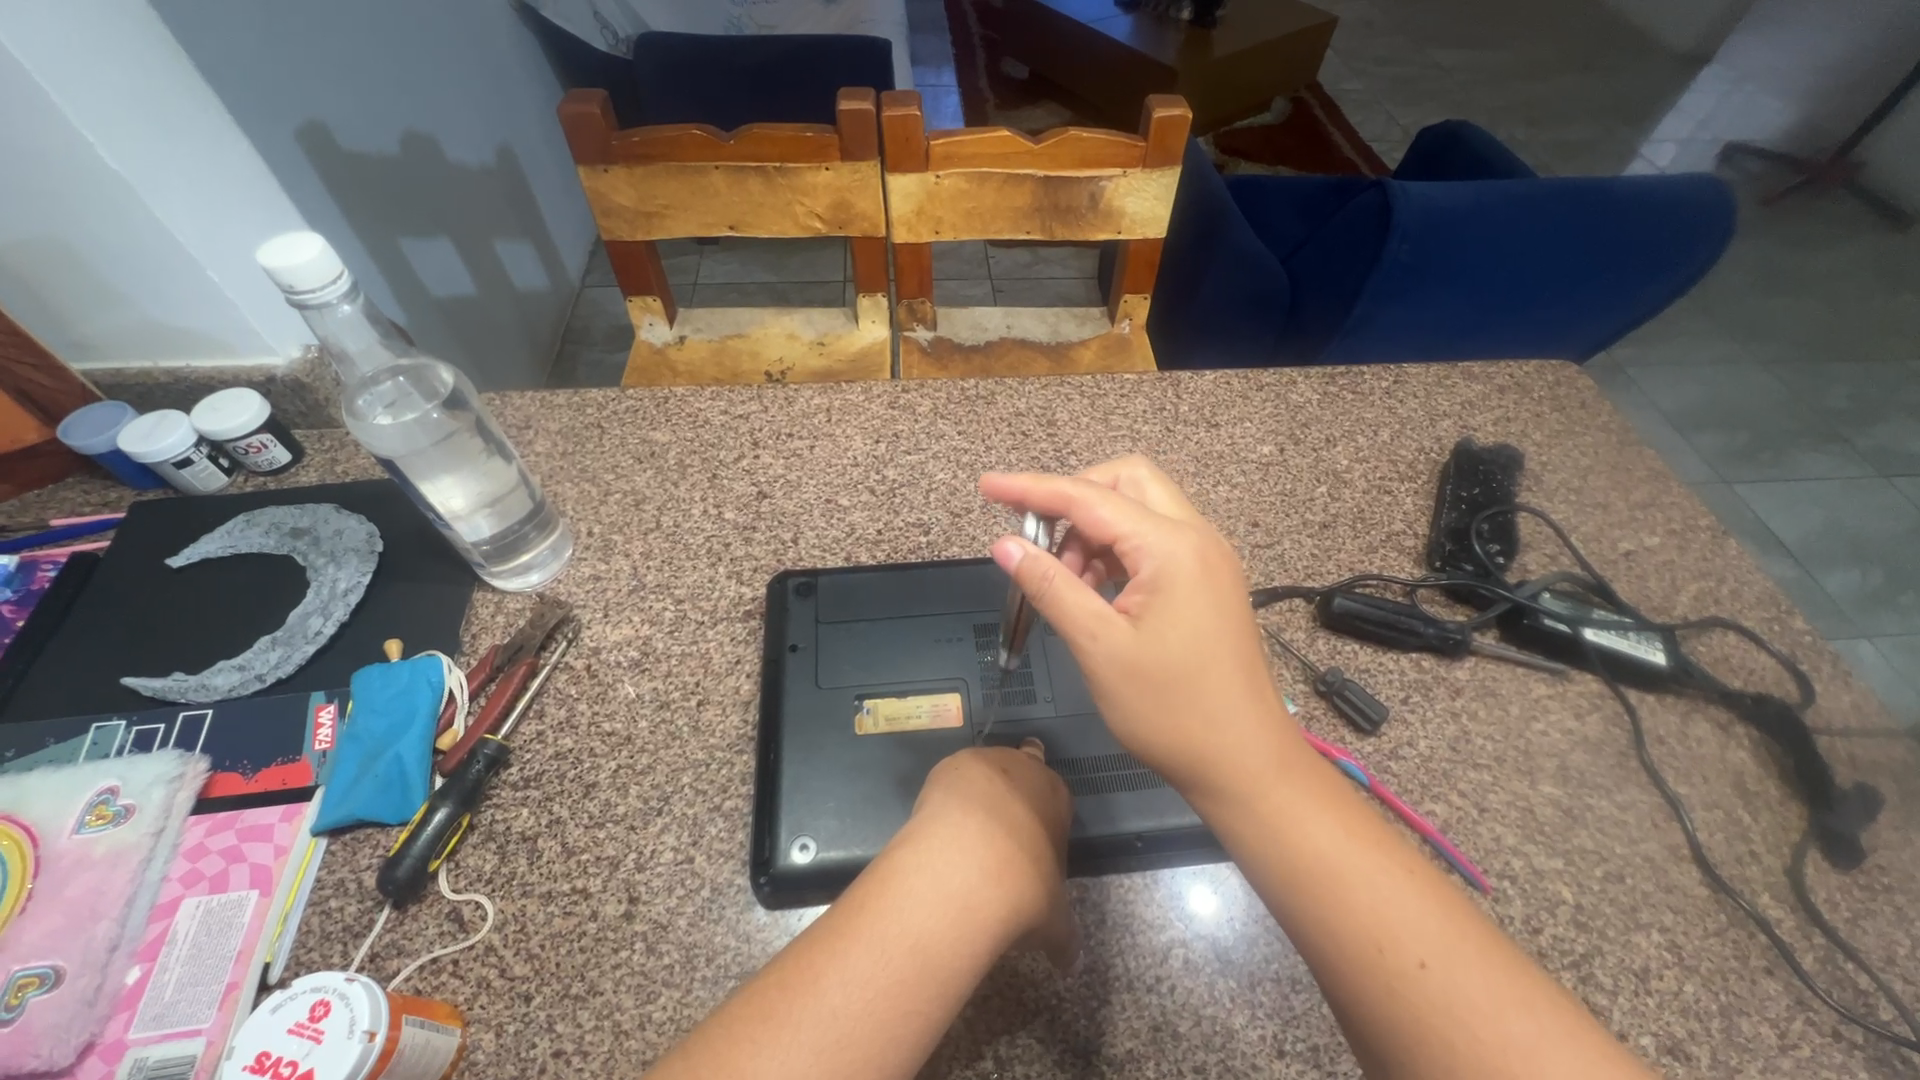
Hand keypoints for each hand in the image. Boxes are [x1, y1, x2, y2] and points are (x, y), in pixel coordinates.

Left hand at [892, 740, 1076, 967]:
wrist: (969, 867)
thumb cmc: (1026, 888)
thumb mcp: (1054, 920)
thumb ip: (1063, 936)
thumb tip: (1069, 962)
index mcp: (1057, 797)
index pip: (1055, 798)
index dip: (1043, 821)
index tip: (1031, 846)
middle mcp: (1023, 769)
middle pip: (1019, 774)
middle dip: (1011, 800)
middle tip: (998, 838)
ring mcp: (982, 764)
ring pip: (982, 776)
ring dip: (975, 800)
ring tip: (963, 840)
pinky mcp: (944, 768)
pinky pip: (948, 784)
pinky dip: (944, 805)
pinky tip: (939, 834)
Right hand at [978, 456, 1298, 802]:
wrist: (1245, 762)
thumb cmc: (1170, 710)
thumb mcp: (1099, 647)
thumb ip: (1050, 586)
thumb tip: (1004, 543)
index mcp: (1171, 546)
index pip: (1089, 496)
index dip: (1032, 489)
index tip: (986, 486)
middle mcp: (1196, 537)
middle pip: (1127, 480)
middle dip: (1074, 496)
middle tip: (1037, 539)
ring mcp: (1207, 558)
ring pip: (1141, 509)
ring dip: (1094, 529)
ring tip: (1062, 579)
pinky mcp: (1209, 582)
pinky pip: (1155, 541)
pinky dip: (1117, 551)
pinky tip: (1092, 590)